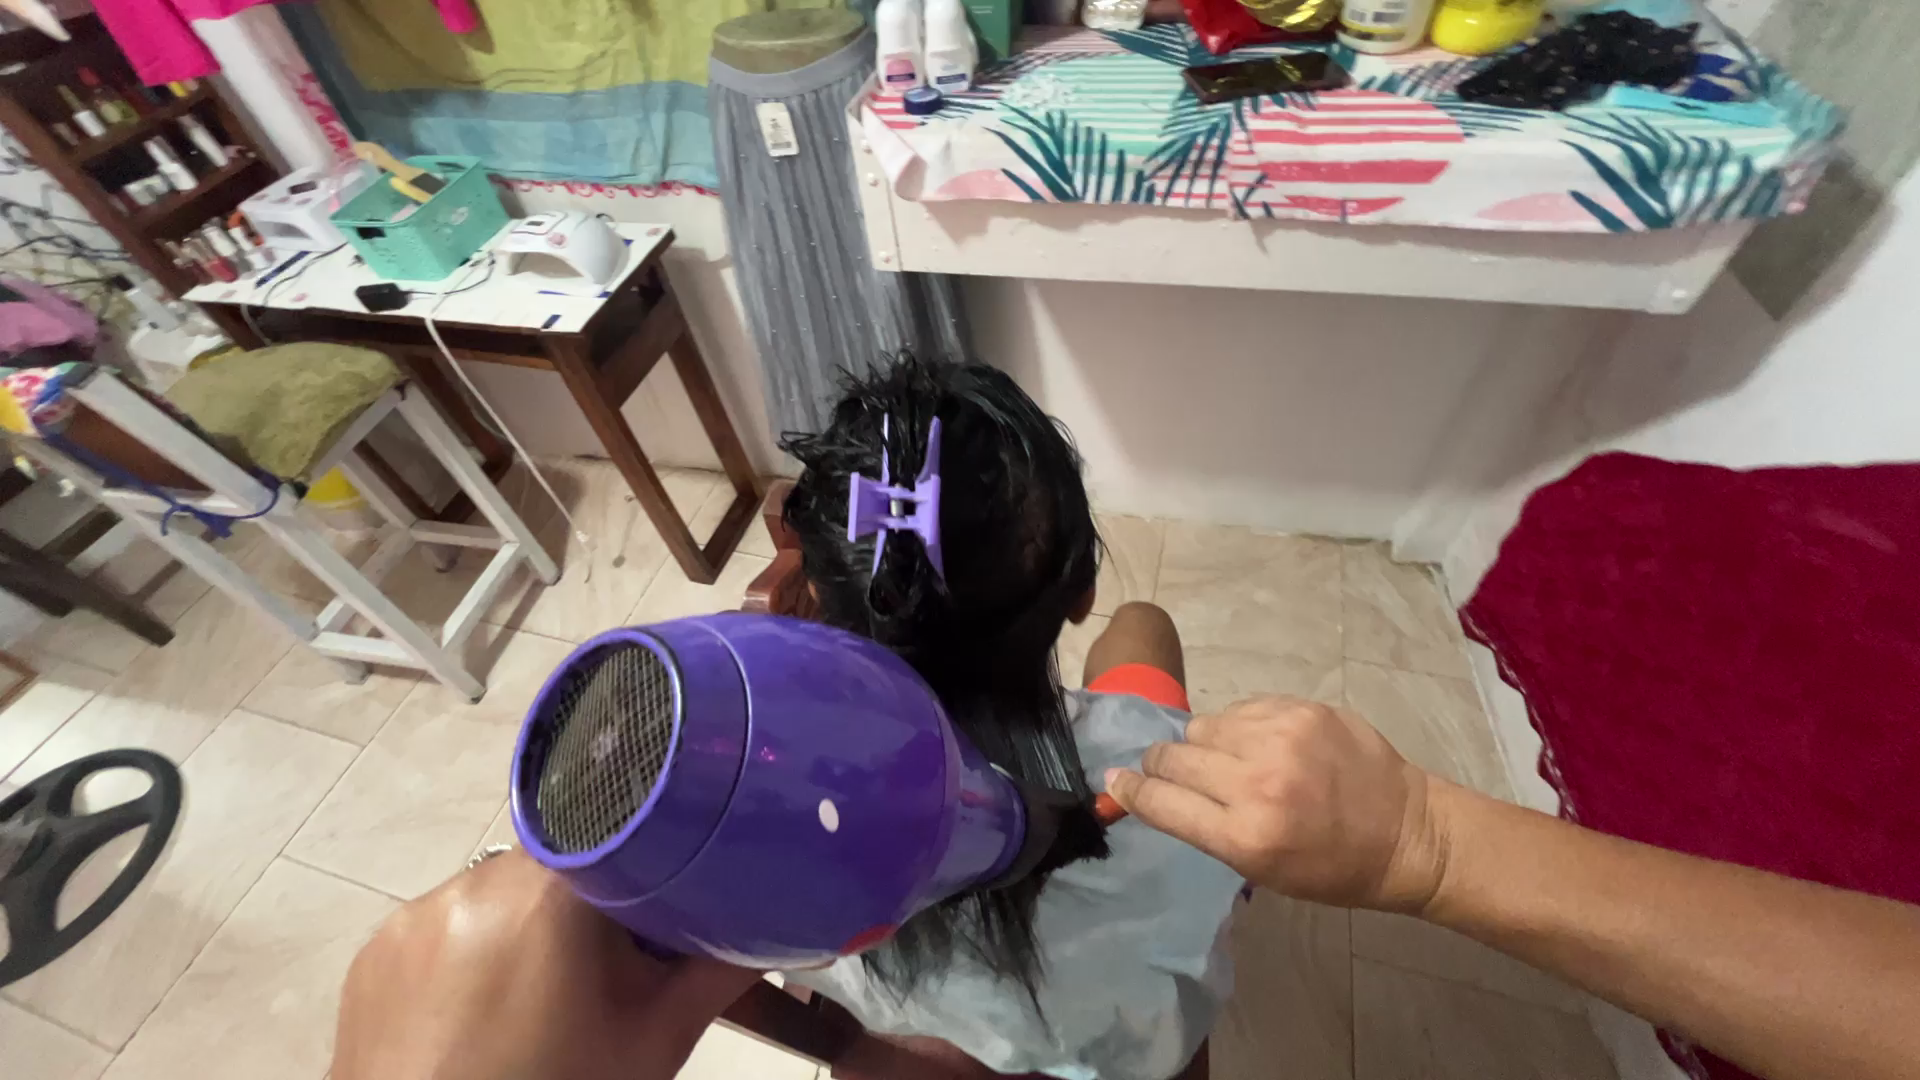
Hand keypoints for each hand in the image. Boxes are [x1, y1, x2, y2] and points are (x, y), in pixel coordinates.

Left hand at [332, 849, 760, 1079]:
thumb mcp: (658, 1036)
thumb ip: (723, 965)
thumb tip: (783, 918)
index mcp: (551, 891)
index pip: (619, 829)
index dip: (647, 855)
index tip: (661, 894)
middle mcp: (477, 881)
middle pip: (564, 857)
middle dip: (592, 893)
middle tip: (612, 955)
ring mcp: (416, 914)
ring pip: (507, 884)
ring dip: (534, 915)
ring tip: (544, 985)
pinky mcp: (376, 949)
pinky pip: (450, 917)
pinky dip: (478, 942)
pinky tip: (485, 1001)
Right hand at [1103, 695, 1450, 912]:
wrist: (1409, 831)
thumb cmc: (1330, 866)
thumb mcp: (1259, 868)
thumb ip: (1199, 824)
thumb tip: (1137, 786)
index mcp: (1246, 835)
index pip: (1159, 801)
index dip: (1130, 790)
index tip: (1115, 782)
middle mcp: (1256, 782)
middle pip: (1169, 756)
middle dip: (1164, 766)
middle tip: (1183, 775)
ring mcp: (1278, 737)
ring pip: (1199, 727)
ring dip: (1206, 746)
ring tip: (1236, 762)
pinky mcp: (1297, 707)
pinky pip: (1236, 709)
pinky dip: (1239, 728)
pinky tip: (1268, 746)